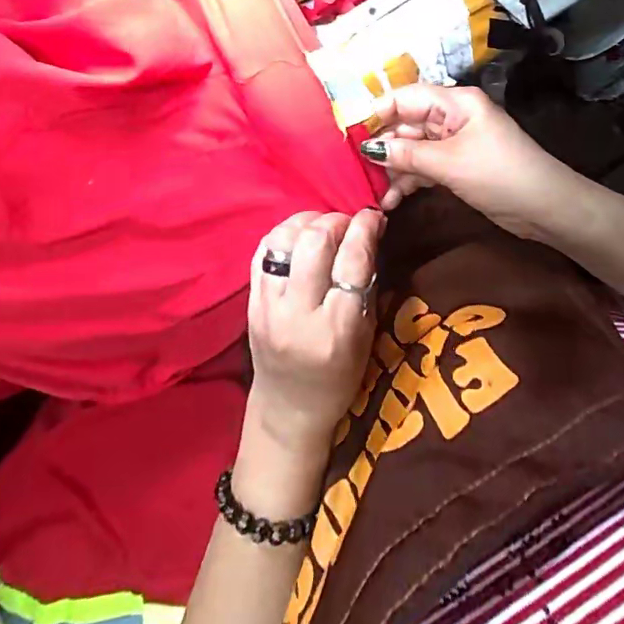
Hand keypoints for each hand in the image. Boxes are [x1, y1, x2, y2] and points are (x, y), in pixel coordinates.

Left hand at [246, 209, 382, 454]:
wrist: (288, 407)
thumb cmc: (339, 376)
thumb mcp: (366, 335)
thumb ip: (366, 283)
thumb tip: (369, 230)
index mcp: (337, 330)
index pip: (352, 262)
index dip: (365, 228)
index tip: (373, 216)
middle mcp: (298, 315)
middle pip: (315, 243)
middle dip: (336, 221)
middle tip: (347, 224)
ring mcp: (268, 307)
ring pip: (283, 240)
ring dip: (307, 222)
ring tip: (321, 226)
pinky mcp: (249, 302)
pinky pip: (263, 251)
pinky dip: (283, 235)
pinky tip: (297, 238)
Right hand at [360, 84, 583, 241]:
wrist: (547, 209)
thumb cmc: (500, 175)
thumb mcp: (449, 163)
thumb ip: (406, 155)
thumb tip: (368, 148)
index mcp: (455, 103)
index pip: (405, 97)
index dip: (376, 112)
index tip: (348, 133)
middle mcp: (452, 117)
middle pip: (406, 124)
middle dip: (382, 147)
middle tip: (356, 169)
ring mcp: (454, 142)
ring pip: (412, 149)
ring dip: (393, 169)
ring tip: (373, 192)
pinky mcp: (456, 166)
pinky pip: (423, 167)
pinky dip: (408, 180)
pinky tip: (391, 199)